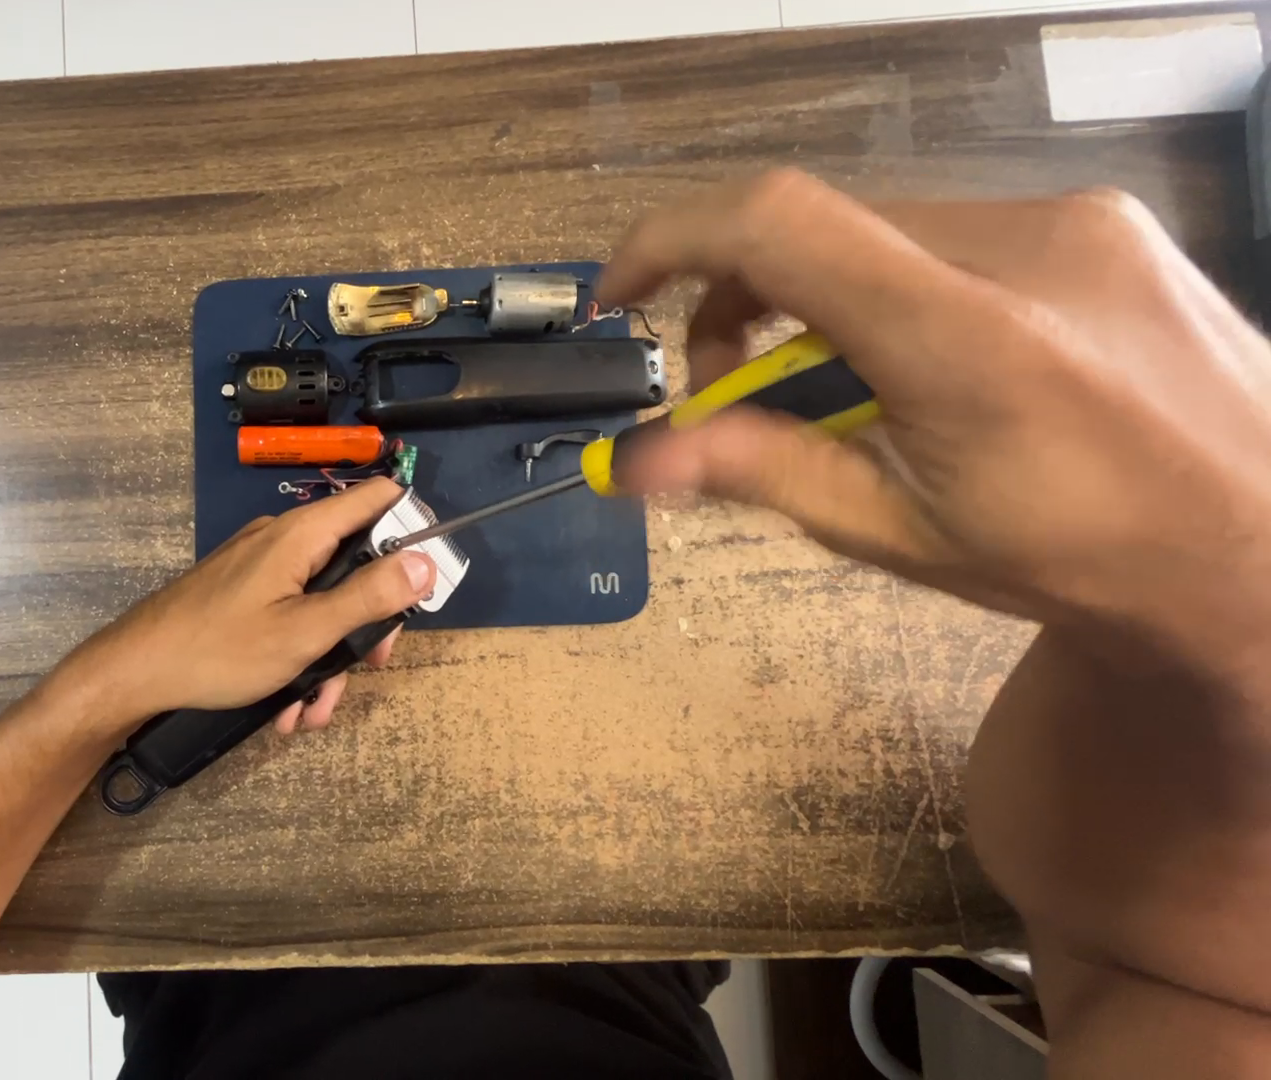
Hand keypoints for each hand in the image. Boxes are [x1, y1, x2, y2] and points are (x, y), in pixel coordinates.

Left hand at [61, 478, 434, 734]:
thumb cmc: (221, 648)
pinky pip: (290, 617)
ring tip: (314, 708)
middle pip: (353, 564)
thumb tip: (425, 563)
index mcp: (303, 535)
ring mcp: (262, 568)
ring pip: (321, 602)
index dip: (410, 526)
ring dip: (327, 657)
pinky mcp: (245, 595)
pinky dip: (297, 657)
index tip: (427, 575)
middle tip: (369, 665)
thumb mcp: (305, 631)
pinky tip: (288, 706)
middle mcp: (284, 541)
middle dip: (365, 621)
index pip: (375, 499)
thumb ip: (368, 597)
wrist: (136, 671)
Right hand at [595, 169, 1270, 675]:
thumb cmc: (1070, 557)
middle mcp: (1020, 243)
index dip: (666, 243)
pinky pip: (925, 236)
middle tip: (727, 392)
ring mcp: (1069, 220)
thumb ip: (754, 472)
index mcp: (963, 336)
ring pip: (862, 233)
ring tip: (818, 387)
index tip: (617, 300)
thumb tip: (631, 463)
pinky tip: (896, 361)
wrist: (1270, 548)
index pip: (774, 225)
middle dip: (728, 305)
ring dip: (796, 301)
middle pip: (806, 231)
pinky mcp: (1091, 222)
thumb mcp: (888, 529)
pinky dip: (865, 292)